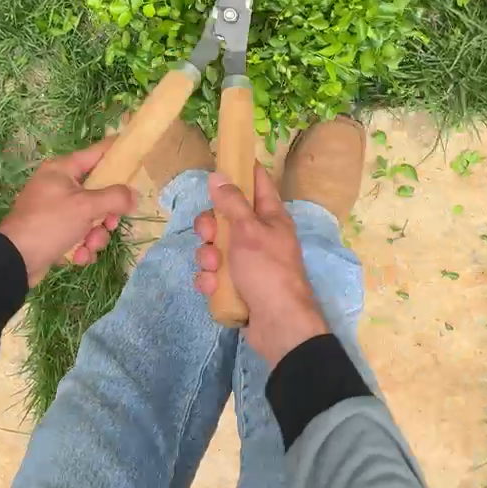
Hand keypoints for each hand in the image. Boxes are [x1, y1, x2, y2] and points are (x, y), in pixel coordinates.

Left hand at [0, 137, 137, 286]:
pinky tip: (77, 258)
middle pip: (97, 191)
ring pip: (90, 216)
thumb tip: (133, 195)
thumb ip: (114, 197)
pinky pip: (78, 233)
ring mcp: (55, 208)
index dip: (118, 154)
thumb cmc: (50, 223)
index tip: (138, 157)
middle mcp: (58, 184)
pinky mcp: (53, 230)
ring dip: (95, 235)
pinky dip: (81, 246)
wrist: (15, 260)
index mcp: (63, 169)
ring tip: (88, 247)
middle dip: (106, 213)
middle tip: (110, 224)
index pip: (97, 153)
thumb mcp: (85, 207)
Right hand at [194, 167, 329, 362]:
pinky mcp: (237, 286)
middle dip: (210, 227)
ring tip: (214, 269)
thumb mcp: (248, 230)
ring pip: (215, 247)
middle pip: (225, 217)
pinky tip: (212, 287)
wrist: (278, 326)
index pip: (257, 182)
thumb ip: (232, 202)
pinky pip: (214, 274)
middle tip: (209, 235)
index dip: (240, 169)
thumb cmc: (268, 270)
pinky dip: (210, 279)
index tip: (220, 161)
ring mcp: (248, 262)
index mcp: (270, 217)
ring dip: (208, 257)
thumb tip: (219, 174)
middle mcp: (259, 236)